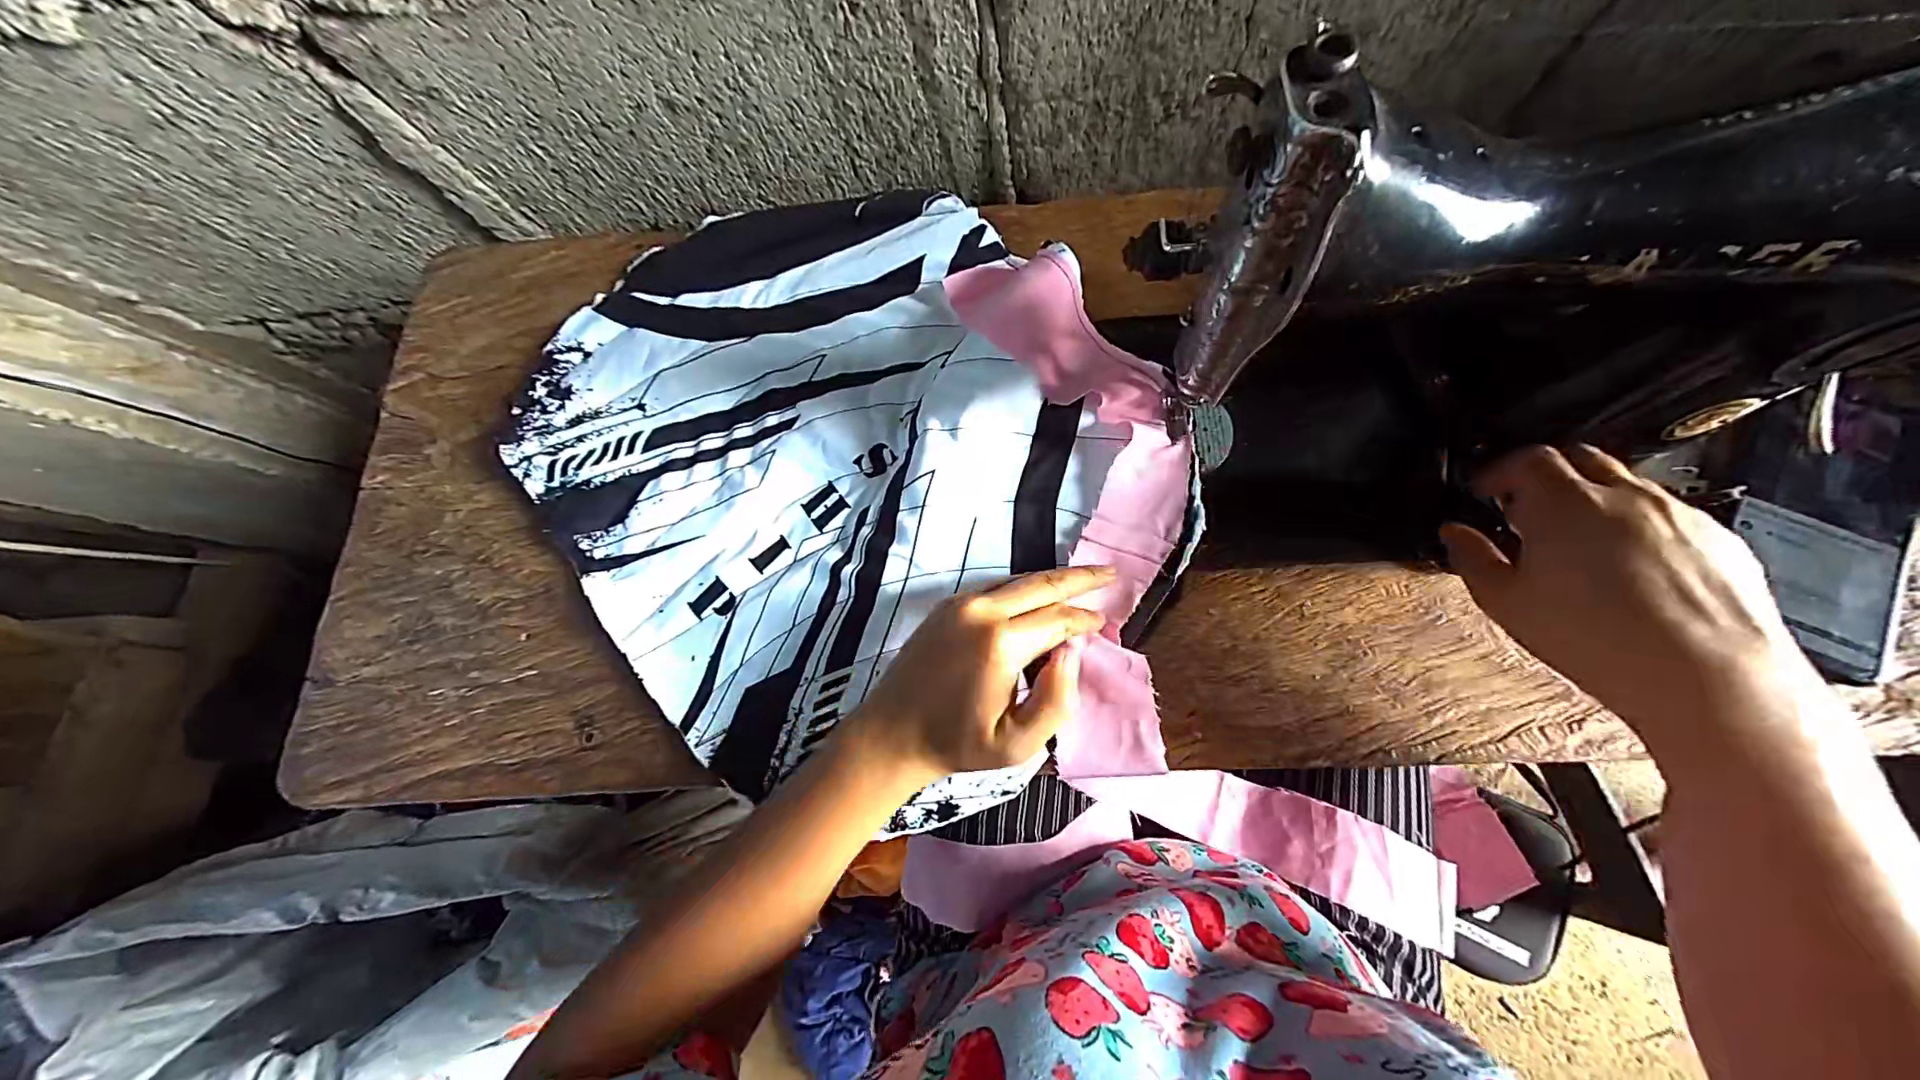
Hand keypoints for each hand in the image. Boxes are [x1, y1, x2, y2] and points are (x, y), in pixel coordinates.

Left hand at [844, 565, 1113, 785]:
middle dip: (1080, 577)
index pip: (1058, 619)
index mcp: (1000, 643)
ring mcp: (959, 603)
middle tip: (1111, 572)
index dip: (1085, 619)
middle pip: (1042, 584)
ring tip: (1082, 580)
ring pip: (1018, 581)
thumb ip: (1055, 701)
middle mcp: (980, 611)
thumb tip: (1071, 653)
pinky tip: (1038, 595)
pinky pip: (996, 587)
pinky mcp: (946, 606)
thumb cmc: (955, 744)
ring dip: (1052, 580)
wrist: (892, 732)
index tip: (1103, 623)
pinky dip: (1024, 588)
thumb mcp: (1016, 745)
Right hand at [1440, 445, 1824, 751]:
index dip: (1498, 471)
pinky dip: (1637, 528)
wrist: (1703, 674)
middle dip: (1546, 476)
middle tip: (1524, 507)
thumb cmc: (1601, 640)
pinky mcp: (1718, 539)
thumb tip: (1456, 535)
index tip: (1486, 490)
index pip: (1526, 458)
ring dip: (1593, 501)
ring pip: (1625, 486)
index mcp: (1563, 504)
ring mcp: (1677, 514)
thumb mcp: (1504, 600)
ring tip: (1572, 545)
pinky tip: (1624, 570)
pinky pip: (1669, 516)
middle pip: (1579, 458)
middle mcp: (1624, 497)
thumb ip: (1472, 557)